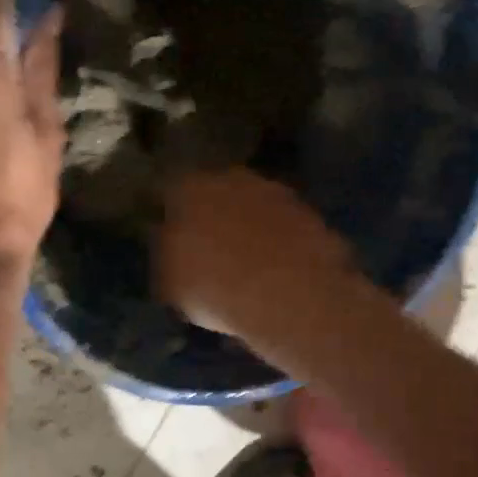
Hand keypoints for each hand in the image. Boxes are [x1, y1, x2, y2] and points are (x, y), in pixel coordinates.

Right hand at [156, 170, 353, 333]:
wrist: (290, 297)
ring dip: (250, 227)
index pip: (172, 192)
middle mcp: (233, 179)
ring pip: (254, 207)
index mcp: (190, 188)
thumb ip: (165, 253)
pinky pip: (285, 227)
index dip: (171, 214)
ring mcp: (278, 193)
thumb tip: (167, 240)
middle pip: (217, 193)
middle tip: (210, 248)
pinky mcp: (312, 214)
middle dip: (214, 215)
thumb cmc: (213, 287)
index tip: (171, 236)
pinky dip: (281, 243)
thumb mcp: (168, 281)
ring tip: (248, 263)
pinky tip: (278, 272)